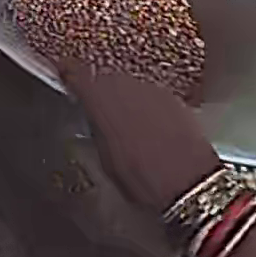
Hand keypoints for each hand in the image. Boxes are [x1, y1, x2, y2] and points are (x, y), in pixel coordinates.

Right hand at [59, 60, 220, 212]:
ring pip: (127, 85)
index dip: (66, 71)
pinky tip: (151, 127)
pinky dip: (145, 105)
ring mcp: (149, 88)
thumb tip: (91, 118)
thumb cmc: (141, 178)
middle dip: (98, 89)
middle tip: (98, 109)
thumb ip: (94, 128)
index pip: (74, 71)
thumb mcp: (105, 158)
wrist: (193, 185)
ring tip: (126, 121)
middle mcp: (121, 84)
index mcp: (98, 97)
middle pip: (102, 76)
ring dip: (123, 97)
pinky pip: (149, 95)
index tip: (62, 73)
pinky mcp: (172, 97)